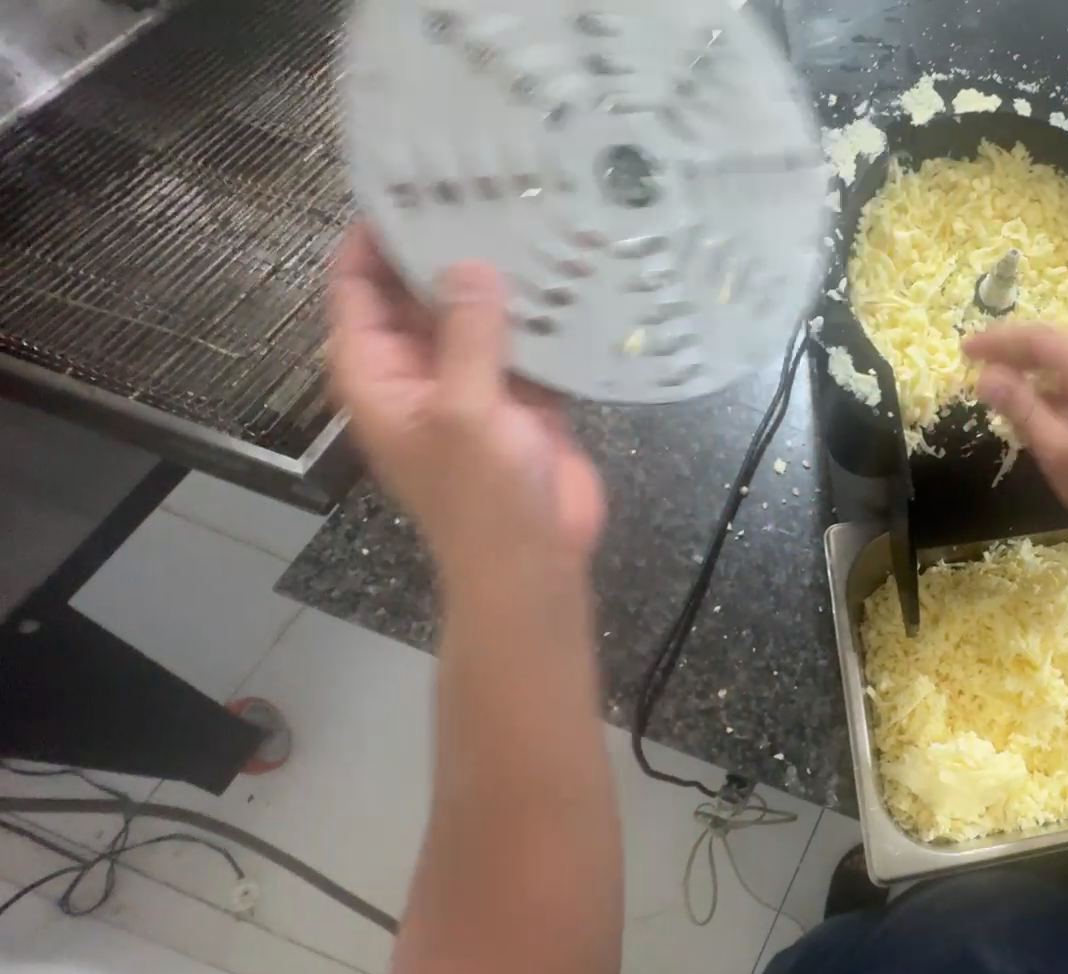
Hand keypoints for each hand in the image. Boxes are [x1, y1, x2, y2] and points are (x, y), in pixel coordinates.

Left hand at [327, 224, 604, 590]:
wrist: (536, 560)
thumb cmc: (482, 498)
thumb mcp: (464, 413)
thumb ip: (468, 338)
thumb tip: (472, 266)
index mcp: (379, 373)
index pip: (360, 288)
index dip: (377, 239)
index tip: (416, 190)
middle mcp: (424, 371)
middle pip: (426, 298)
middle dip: (454, 256)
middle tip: (494, 198)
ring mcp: (480, 387)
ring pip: (487, 323)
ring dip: (510, 289)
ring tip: (542, 231)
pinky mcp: (529, 403)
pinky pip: (534, 352)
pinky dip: (551, 328)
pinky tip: (578, 291)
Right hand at [964, 324, 1067, 557]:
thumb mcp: (1059, 451)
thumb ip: (1021, 408)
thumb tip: (986, 377)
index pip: (1036, 338)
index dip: (997, 342)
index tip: (964, 350)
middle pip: (1059, 345)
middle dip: (1018, 355)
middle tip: (981, 368)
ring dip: (1043, 373)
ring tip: (1010, 392)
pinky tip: (1054, 409)